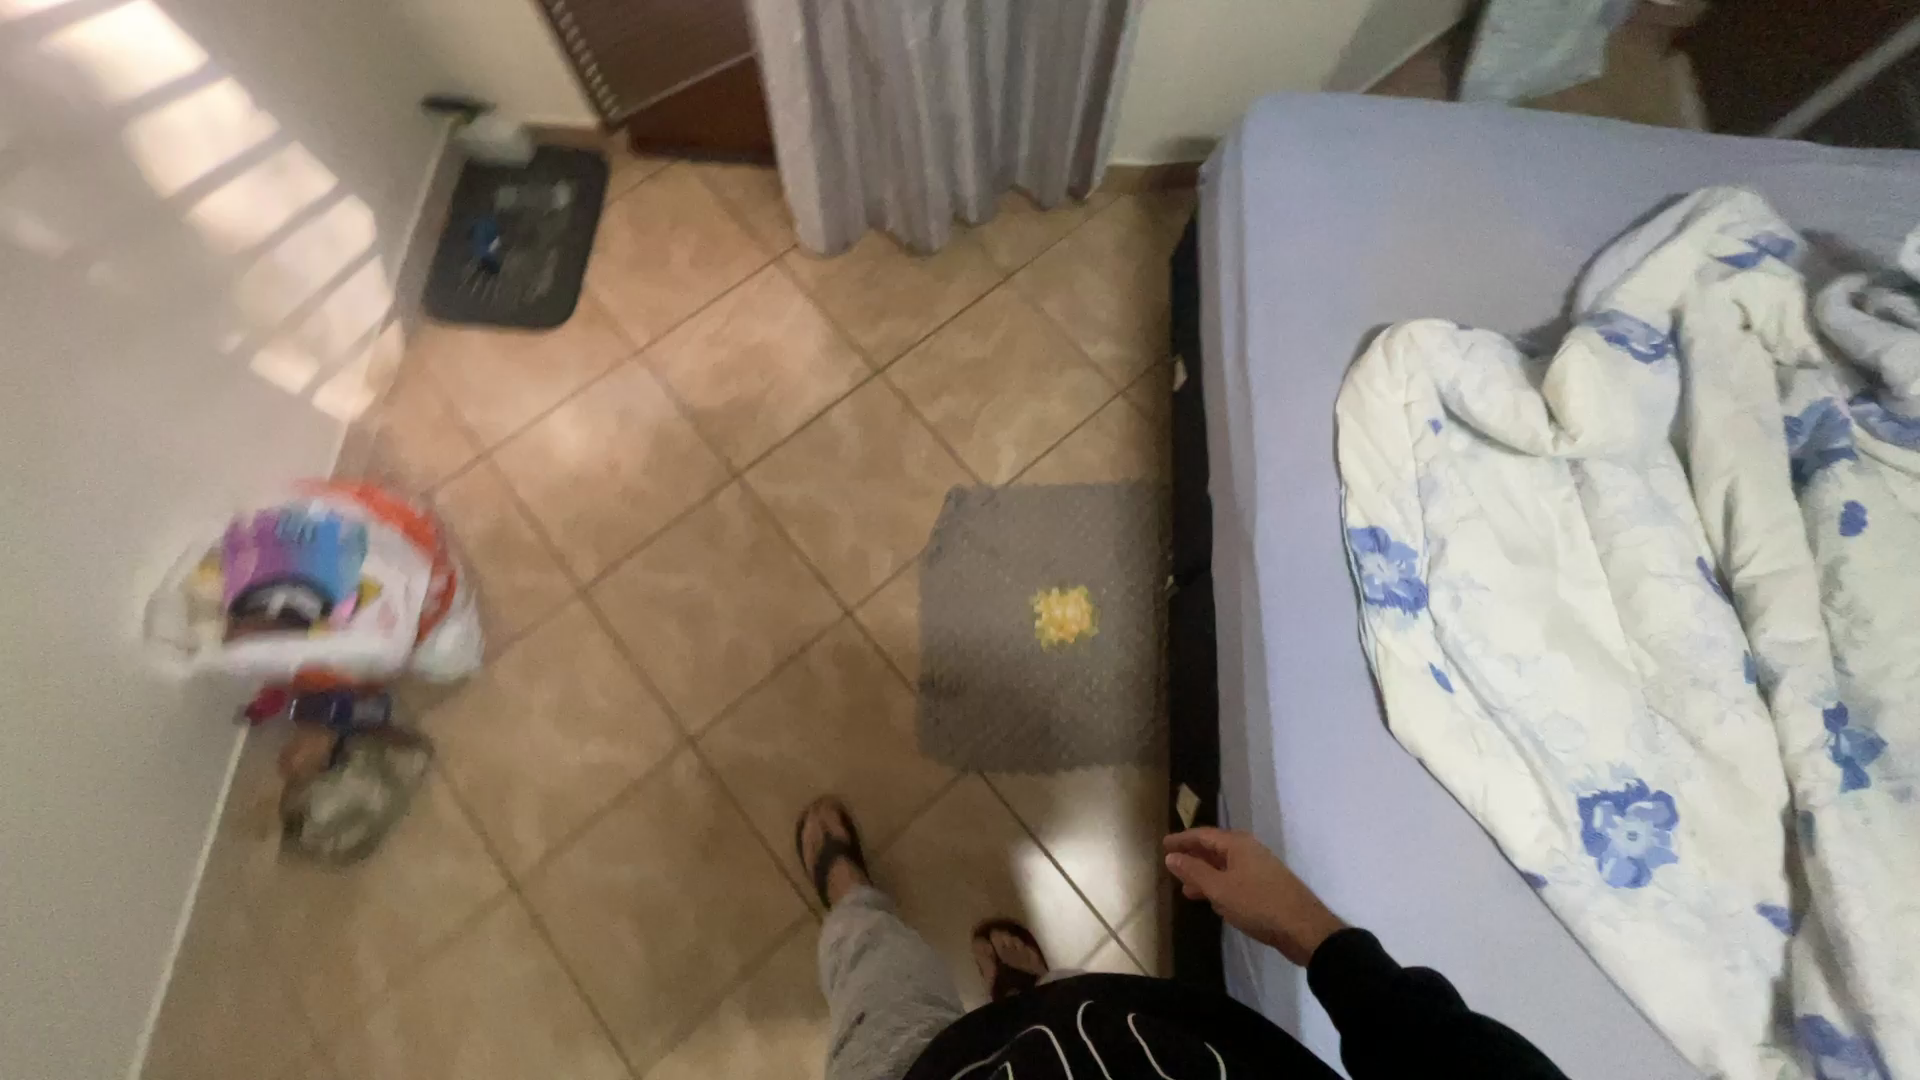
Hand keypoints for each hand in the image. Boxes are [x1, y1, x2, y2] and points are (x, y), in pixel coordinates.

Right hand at [1164, 828, 1347, 966]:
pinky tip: (1213, 900)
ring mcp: (1260, 868)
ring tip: (1186, 888)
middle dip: (1193, 857)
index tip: (1164, 845)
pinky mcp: (1267, 886)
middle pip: (1214, 849)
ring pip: (1225, 866)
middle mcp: (1248, 850)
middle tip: (1172, 865)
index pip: (1202, 835)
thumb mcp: (1219, 889)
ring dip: (1205, 875)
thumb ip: (1193, 871)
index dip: (1181, 840)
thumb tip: (1171, 856)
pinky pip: (1235, 878)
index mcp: (1236, 844)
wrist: (1306, 930)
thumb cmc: (1258, 904)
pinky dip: (1220, 885)